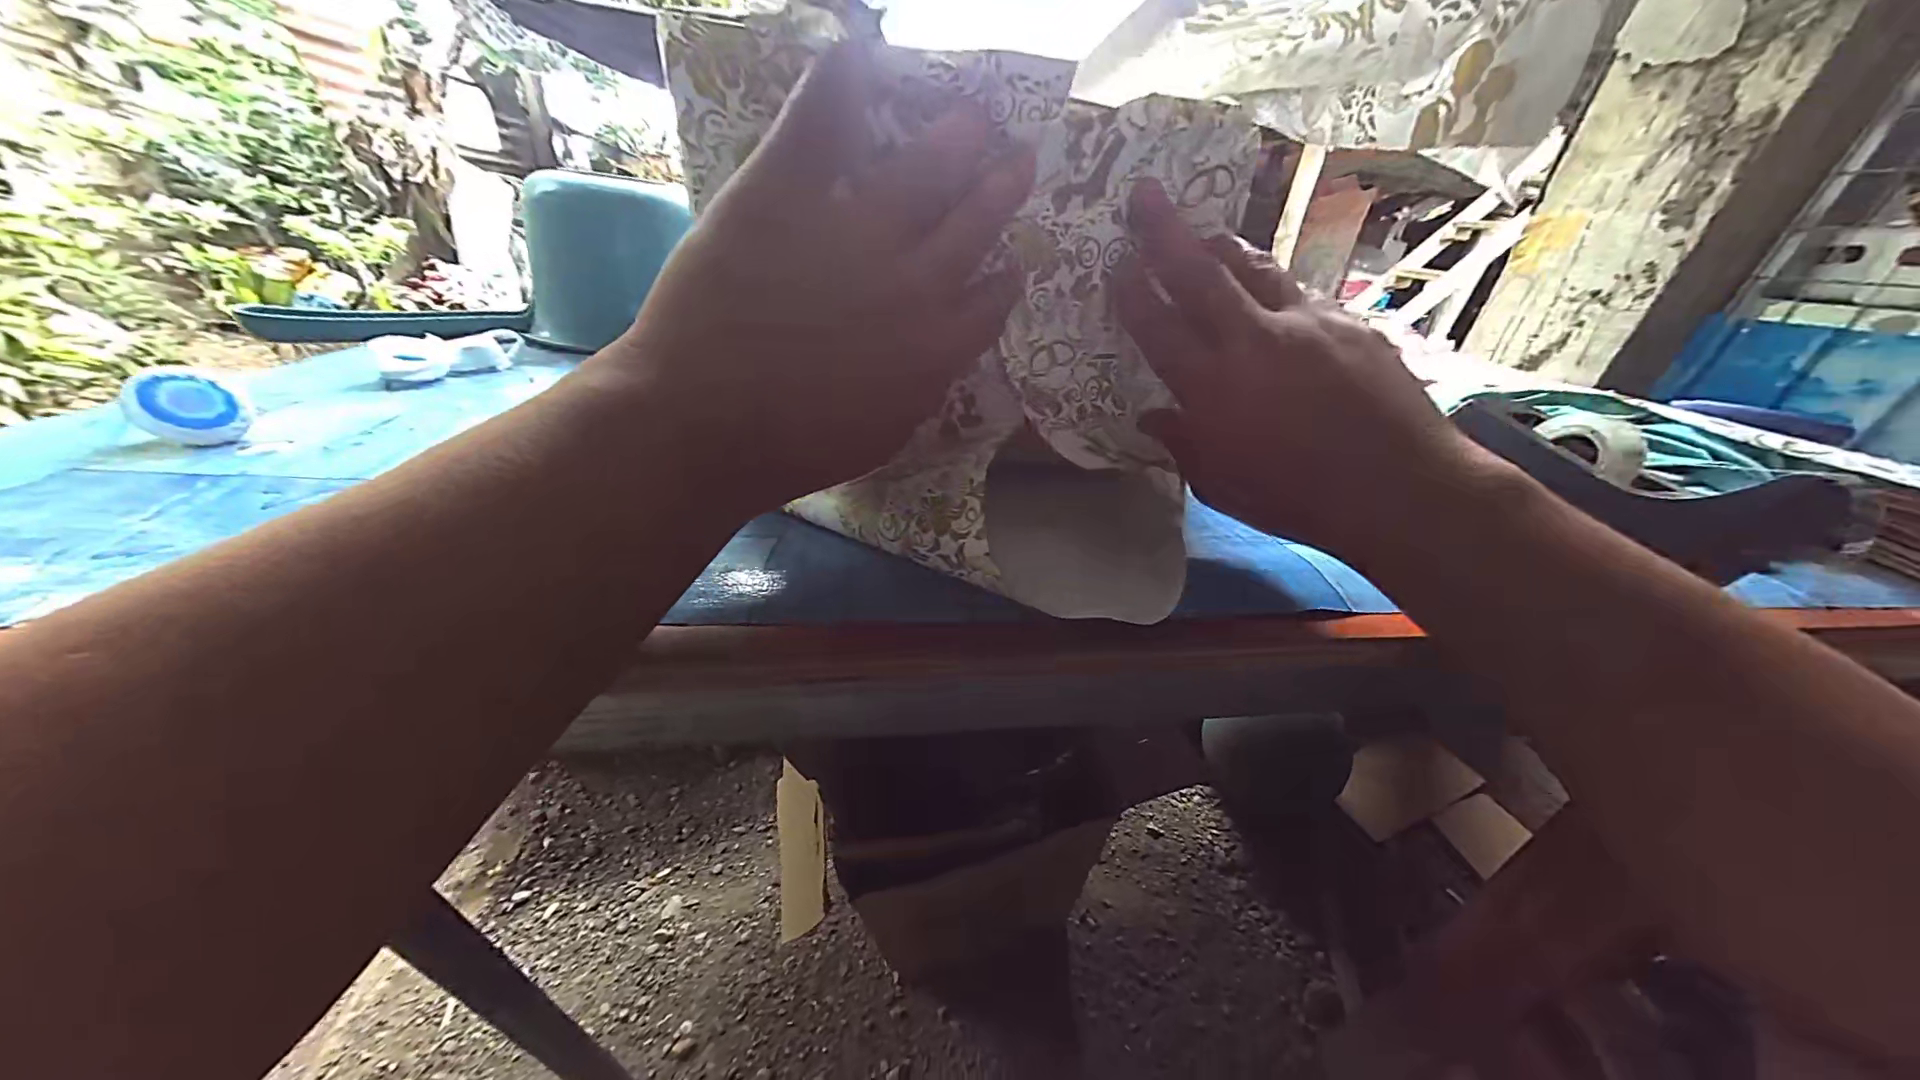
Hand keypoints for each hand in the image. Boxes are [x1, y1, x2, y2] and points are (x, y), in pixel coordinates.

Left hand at [595, 43, 1035, 513]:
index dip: (1006, 276)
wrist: (703, 425)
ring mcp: (852, 230)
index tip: (1011, 261)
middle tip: (1018, 160)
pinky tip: (861, 57)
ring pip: (923, 169)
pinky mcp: (783, 194)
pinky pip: (822, 121)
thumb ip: (922, 389)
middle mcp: (913, 281)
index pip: (993, 300)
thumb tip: (938, 360)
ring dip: (957, 138)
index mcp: (936, 347)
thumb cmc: (794, 449)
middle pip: (975, 222)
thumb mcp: (883, 436)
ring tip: (974, 118)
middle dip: (1002, 188)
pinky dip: (844, 81)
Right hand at [1114, 179, 1490, 560]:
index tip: (1114, 262)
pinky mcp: (1348, 321)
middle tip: (1144, 193)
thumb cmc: (1296, 499)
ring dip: (1220, 246)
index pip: (1158, 327)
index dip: (1131, 291)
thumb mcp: (1220, 485)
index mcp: (1211, 388)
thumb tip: (1152, 417)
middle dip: (1164, 230)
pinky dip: (1274, 289)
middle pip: (1198, 273)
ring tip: (1203, 235)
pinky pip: (1300, 293)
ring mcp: (1305, 322)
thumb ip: (1182, 444)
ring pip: (1254, 266)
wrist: (1400, 488)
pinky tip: (1272, 300)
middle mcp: (1252, 340)